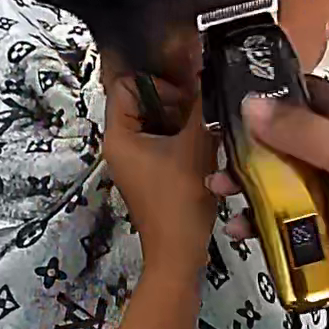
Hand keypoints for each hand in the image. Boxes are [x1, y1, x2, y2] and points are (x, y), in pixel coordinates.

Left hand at [103, 73, 217, 271]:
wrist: (179, 252)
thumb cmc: (180, 200)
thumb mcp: (194, 148)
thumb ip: (202, 108)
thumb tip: (210, 75)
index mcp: (118, 135)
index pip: (127, 84)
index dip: (158, 85)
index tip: (186, 103)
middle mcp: (121, 144)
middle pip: (145, 102)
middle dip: (176, 106)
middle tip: (200, 120)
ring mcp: (135, 160)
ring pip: (159, 123)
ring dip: (184, 125)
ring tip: (205, 138)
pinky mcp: (150, 173)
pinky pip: (165, 143)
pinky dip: (184, 142)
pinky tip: (204, 154)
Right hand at [209, 76, 328, 282]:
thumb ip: (303, 130)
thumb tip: (256, 106)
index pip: (301, 95)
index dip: (268, 96)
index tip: (233, 102)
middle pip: (278, 140)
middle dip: (247, 147)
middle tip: (222, 153)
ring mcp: (322, 186)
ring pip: (273, 179)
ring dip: (246, 184)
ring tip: (224, 187)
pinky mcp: (315, 220)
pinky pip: (277, 216)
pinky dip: (257, 220)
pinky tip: (243, 224)